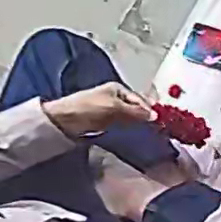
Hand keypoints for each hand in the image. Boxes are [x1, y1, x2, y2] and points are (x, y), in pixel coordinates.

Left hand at [42, 83, 156, 136]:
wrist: (61, 121)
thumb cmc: (88, 110)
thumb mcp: (115, 108)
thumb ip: (137, 112)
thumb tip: (155, 116)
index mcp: (118, 88)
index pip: (141, 99)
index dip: (149, 109)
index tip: (158, 122)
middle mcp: (114, 96)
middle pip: (136, 107)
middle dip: (145, 116)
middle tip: (154, 127)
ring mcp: (108, 108)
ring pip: (130, 115)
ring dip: (138, 123)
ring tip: (146, 132)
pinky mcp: (103, 120)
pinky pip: (122, 122)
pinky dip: (129, 127)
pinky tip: (132, 133)